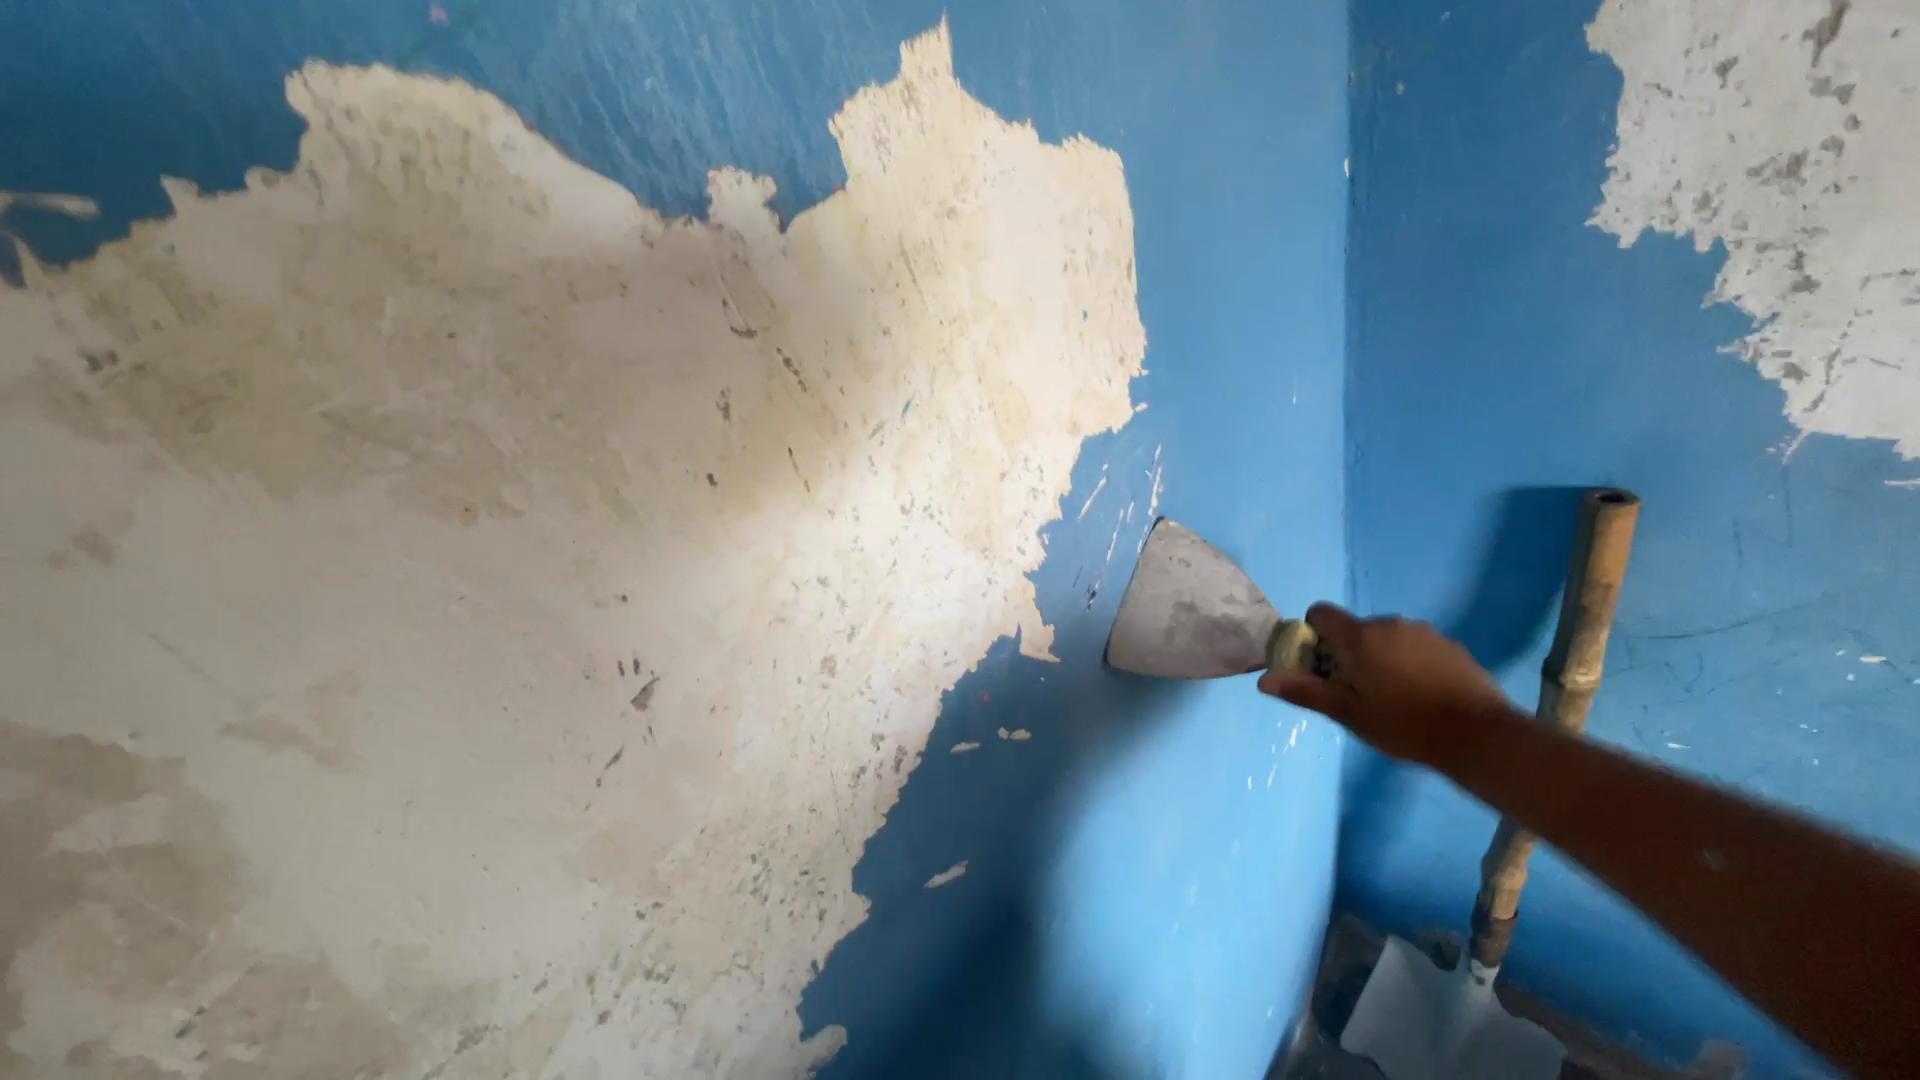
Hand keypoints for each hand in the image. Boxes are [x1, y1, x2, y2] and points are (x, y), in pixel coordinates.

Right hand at [1258, 602, 1511, 765]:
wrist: (1479, 735)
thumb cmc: (1403, 724)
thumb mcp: (1348, 714)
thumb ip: (1306, 692)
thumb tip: (1264, 681)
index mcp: (1360, 636)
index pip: (1320, 612)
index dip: (1313, 635)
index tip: (1321, 666)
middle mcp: (1390, 624)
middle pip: (1354, 629)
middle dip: (1348, 653)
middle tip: (1356, 692)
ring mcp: (1424, 632)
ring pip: (1386, 638)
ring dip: (1380, 658)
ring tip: (1393, 698)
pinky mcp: (1451, 645)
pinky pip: (1415, 647)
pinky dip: (1409, 663)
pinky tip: (1422, 696)